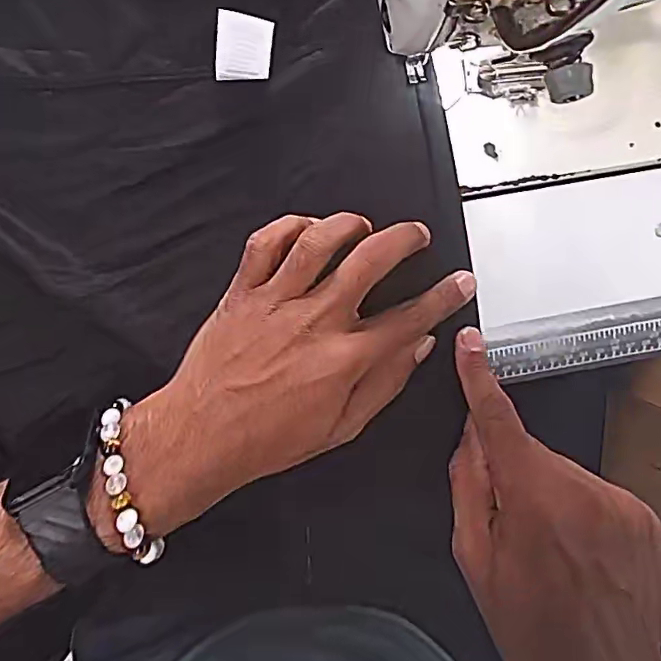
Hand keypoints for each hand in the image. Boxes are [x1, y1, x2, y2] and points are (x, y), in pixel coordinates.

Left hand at [92, 213, 476, 546]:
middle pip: (370, 261)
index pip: (409, 316)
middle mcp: (313, 321)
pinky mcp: (243, 292)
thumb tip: (416, 348)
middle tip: (416, 235)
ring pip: (319, 241)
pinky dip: (289, 226)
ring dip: (350, 224)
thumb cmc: (266, 436)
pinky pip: (265, 243)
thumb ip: (385, 382)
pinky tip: (305, 229)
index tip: (458, 282)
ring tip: (364, 225)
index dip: (443, 295)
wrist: (201, 434)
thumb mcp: (341, 427)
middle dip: (405, 239)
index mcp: (342, 359)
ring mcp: (275, 302)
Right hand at [450, 328, 660, 660]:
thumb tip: (470, 434)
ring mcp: (620, 502)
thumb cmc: (535, 636)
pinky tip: (579, 551)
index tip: (471, 344)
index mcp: (533, 502)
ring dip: (547, 492)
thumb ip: (467, 484)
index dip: (480, 378)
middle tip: (512, 524)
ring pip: (561, 467)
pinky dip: (577, 506)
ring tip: (551, 549)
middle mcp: (583, 493)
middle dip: (513, 471)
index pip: (499, 421)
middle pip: (530, 449)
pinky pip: (592, 487)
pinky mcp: (642, 513)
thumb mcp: (475, 560)